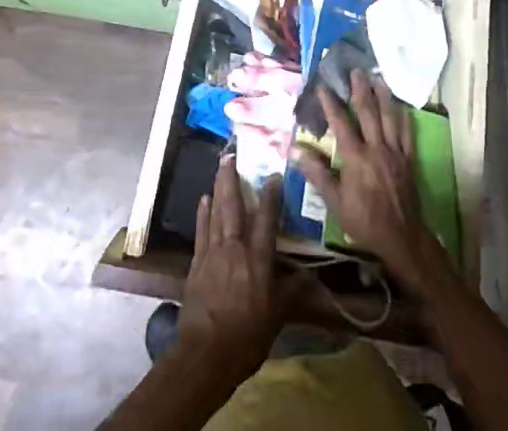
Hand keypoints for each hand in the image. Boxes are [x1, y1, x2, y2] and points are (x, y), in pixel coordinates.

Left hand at [178, 155, 287, 369]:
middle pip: (233, 206)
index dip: (271, 196)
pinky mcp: (197, 263)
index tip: (272, 174)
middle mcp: (234, 249)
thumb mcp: (277, 316)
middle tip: (230, 155)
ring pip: (215, 213)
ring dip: (217, 188)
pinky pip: (201, 230)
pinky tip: (203, 200)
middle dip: (232, 179)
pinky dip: (203, 213)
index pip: (267, 220)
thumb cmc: (247, 336)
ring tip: (219, 168)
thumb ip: (292, 292)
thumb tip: (311, 277)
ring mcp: (212, 253)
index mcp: (257, 260)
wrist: (206, 353)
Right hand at [295, 70, 439, 284]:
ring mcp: (395, 153)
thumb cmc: (363, 220)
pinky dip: (403, 117)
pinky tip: (401, 107)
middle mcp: (376, 148)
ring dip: (383, 96)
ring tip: (378, 78)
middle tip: (355, 70)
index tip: (322, 85)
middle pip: (368, 112)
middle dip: (360, 89)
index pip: (341, 123)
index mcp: (355, 157)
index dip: (330, 103)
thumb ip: (316, 172)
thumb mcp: (334, 201)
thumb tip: (294, 149)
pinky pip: (407, 133)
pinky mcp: (409, 160)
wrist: (402, 237)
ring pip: (389, 118)